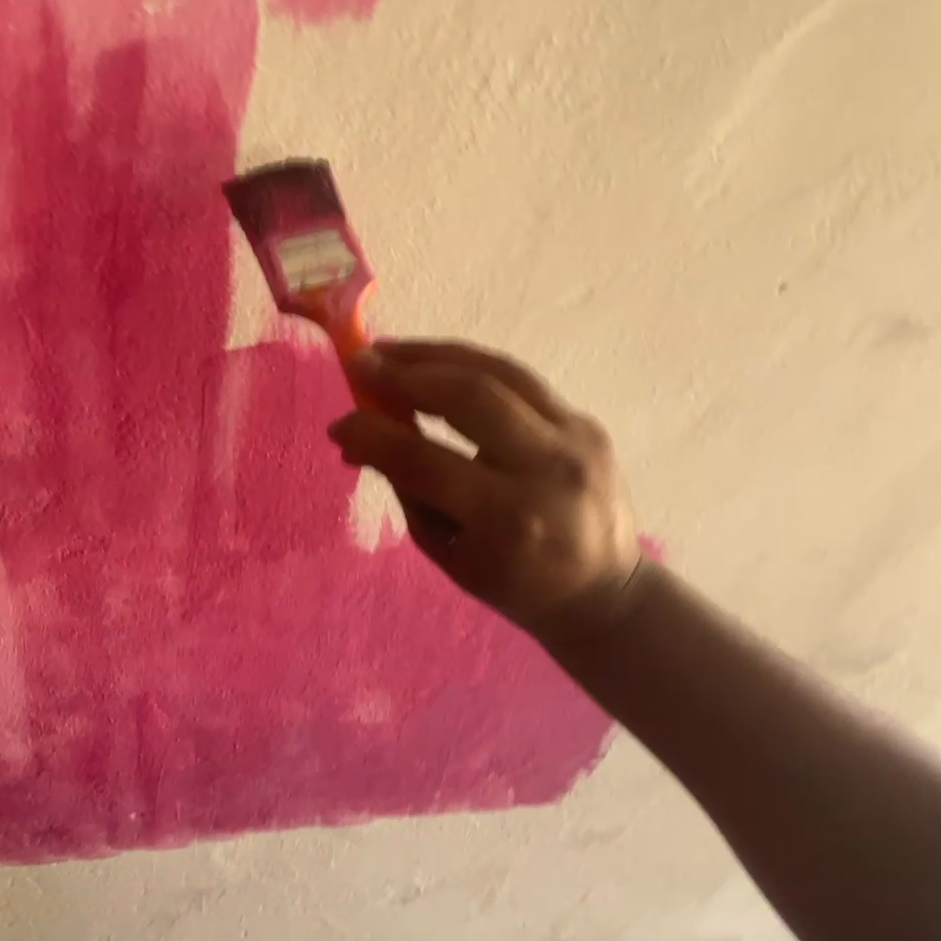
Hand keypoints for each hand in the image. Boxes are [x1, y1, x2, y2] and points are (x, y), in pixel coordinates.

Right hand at [327, 339, 644, 641]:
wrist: (602, 589)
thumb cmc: (509, 580)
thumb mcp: (444, 548)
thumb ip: (407, 486)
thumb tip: (360, 435)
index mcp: (509, 518)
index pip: (424, 460)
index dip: (373, 436)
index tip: (338, 426)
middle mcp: (548, 469)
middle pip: (472, 398)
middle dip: (407, 375)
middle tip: (361, 365)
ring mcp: (576, 438)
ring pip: (500, 372)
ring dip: (435, 356)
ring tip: (388, 352)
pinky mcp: (583, 420)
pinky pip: (517, 380)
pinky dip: (466, 367)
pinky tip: (430, 365)